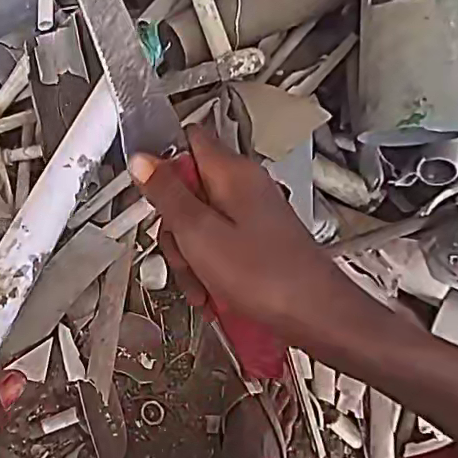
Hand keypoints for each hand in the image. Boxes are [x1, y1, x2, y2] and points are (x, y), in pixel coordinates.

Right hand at [130, 128, 405, 364]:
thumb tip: (142, 161)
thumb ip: (167, 194)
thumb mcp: (199, 233)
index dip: (162, 164)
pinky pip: (216, 245)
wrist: (315, 316)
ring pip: (198, 223)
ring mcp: (251, 214)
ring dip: (188, 256)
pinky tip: (211, 292)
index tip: (153, 195)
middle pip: (187, 190)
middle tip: (182, 251)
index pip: (187, 140)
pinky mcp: (255, 240)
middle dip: (174, 226)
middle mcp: (244, 187)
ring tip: (199, 283)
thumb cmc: (266, 277)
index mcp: (232, 174)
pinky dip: (206, 268)